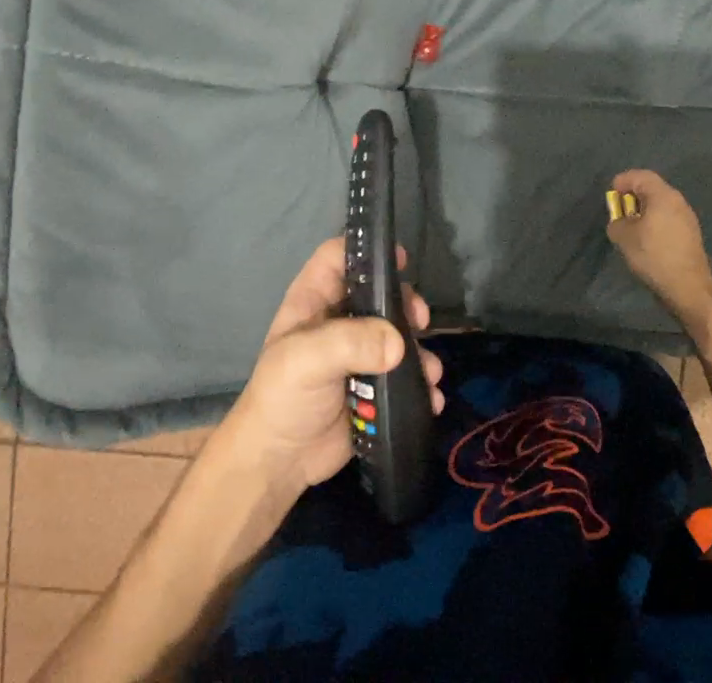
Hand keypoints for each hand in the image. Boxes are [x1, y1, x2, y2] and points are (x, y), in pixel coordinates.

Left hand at [221, 238, 444, 495]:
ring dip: (422, 351)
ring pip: (401, 336)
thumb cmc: (282, 399)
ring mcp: (360, 355)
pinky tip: (431, 398)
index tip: (401, 260)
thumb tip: (399, 343)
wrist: (280, 462)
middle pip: (381, 293)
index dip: (367, 250)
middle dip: (406, 304)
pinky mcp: (377, 387)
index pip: (339, 257)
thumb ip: (349, 343)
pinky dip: (424, 385)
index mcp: (314, 301)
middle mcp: (340, 322)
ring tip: (430, 373)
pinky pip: (408, 376)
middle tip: (421, 321)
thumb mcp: (305, 361)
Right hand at [606, 170, 711, 319]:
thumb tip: (619, 222)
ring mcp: (687, 218)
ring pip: (661, 205)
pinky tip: (646, 238)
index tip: (612, 192)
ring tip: (631, 225)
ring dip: (644, 210)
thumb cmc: (653, 255)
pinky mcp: (690, 234)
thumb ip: (616, 223)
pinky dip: (654, 221)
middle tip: (619, 208)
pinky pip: (668, 218)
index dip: (624, 180)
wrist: (687, 285)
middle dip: (634, 195)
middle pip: (653, 189)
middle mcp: (678, 201)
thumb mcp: (624, 238)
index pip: (642, 176)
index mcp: (664, 196)